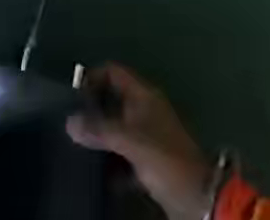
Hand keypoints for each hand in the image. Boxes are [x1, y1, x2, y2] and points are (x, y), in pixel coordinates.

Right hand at [66, 64, 212, 219]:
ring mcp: (149, 135)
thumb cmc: (166, 158)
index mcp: (143, 95)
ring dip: (100, 134)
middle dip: (92, 108)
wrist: (200, 199)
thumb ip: (99, 129)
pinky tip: (98, 170)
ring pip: (116, 126)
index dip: (93, 77)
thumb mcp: (131, 141)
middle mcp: (145, 109)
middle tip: (72, 120)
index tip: (74, 95)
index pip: (112, 71)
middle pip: (112, 98)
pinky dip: (111, 159)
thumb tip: (69, 122)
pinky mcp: (150, 160)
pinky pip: (123, 152)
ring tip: (79, 144)